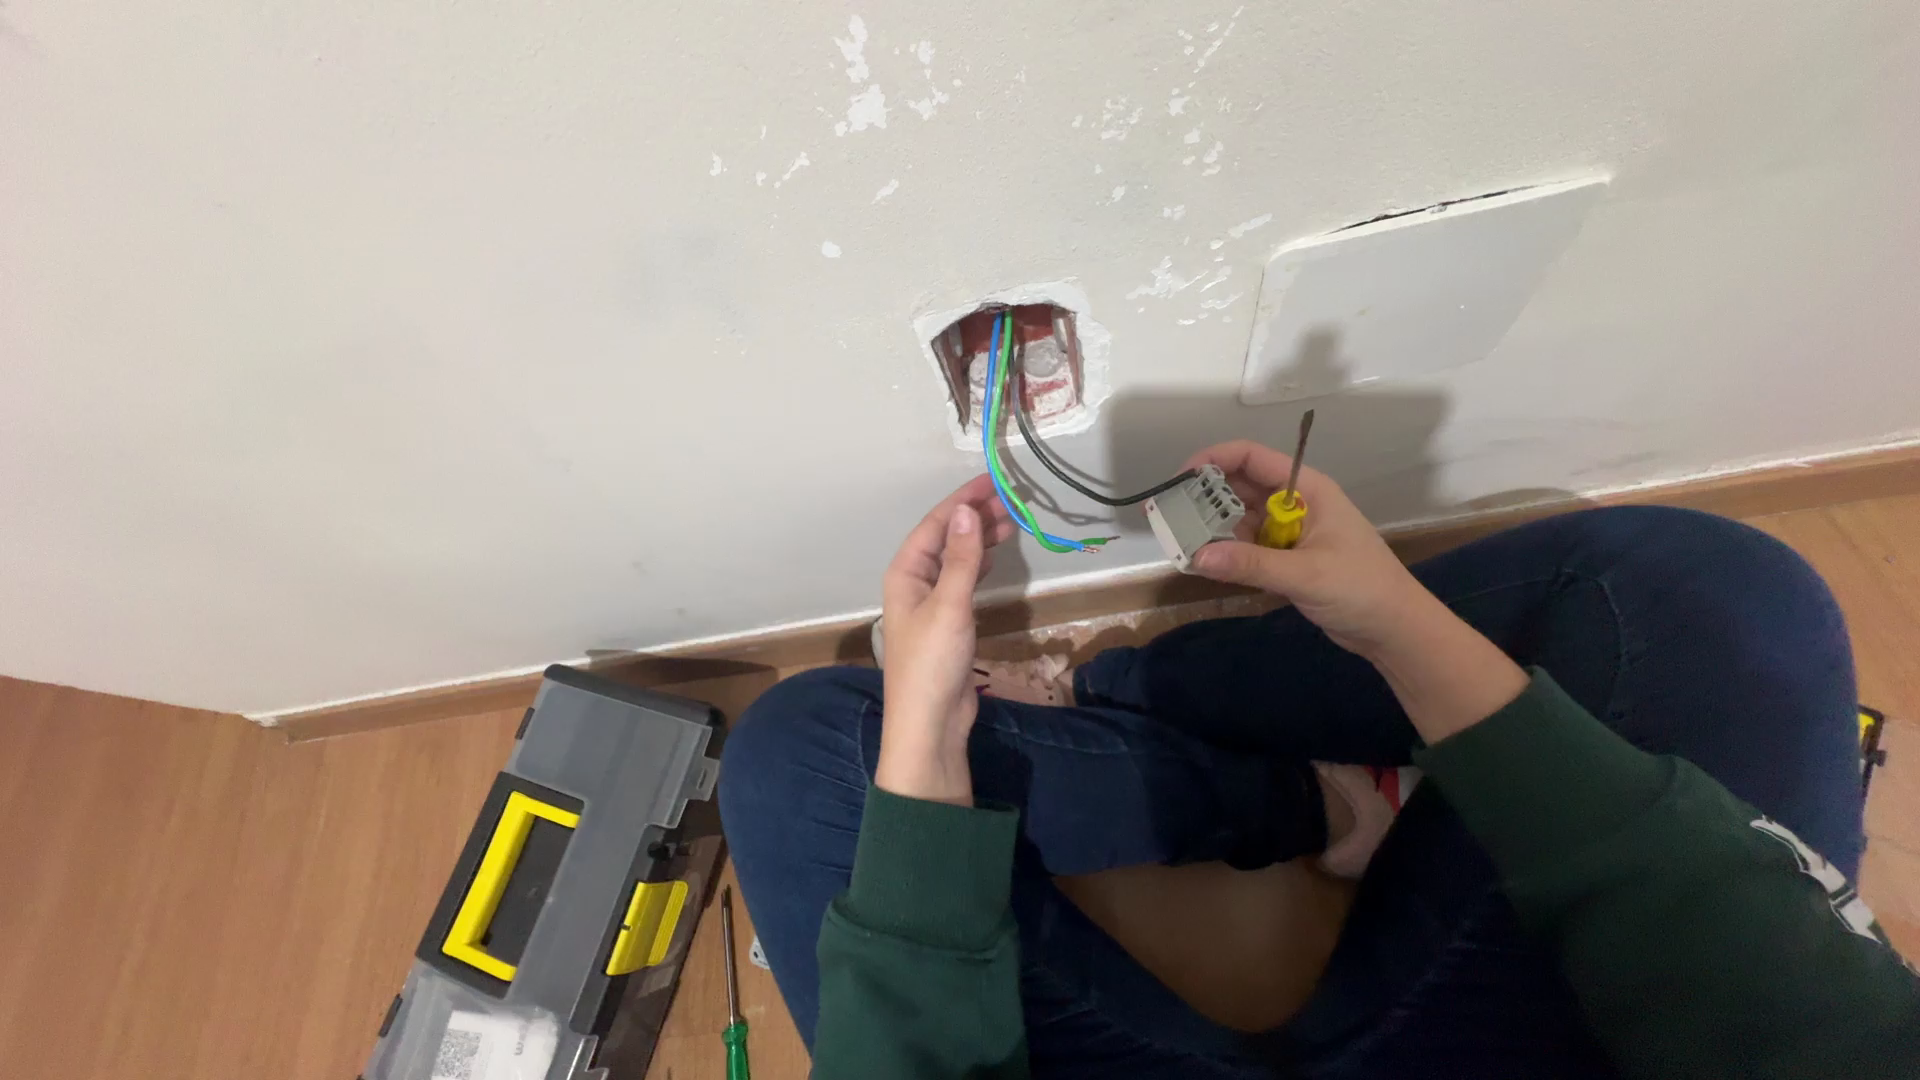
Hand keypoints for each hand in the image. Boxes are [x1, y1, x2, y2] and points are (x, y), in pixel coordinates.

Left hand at [875, 475, 1014, 803]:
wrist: (930, 723)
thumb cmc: (932, 662)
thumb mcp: (949, 605)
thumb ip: (962, 558)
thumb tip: (967, 511)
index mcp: (905, 573)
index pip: (935, 525)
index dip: (962, 501)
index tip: (993, 481)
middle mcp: (913, 583)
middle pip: (945, 539)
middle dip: (974, 518)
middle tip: (1011, 500)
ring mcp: (929, 603)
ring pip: (956, 559)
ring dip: (980, 540)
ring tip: (1011, 521)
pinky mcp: (947, 622)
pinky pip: (962, 581)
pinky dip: (979, 565)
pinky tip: (994, 557)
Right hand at [1181, 440, 1431, 658]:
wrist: (1395, 631)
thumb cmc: (1362, 590)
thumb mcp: (1306, 574)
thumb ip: (1251, 564)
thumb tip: (1196, 556)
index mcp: (1307, 490)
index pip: (1252, 458)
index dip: (1213, 460)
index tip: (1179, 478)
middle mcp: (1294, 503)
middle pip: (1239, 486)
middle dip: (1203, 497)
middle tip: (1168, 515)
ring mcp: (1287, 531)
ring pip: (1238, 517)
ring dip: (1210, 527)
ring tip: (1178, 541)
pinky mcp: (1283, 557)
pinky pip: (1244, 545)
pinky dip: (1223, 551)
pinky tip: (1202, 561)